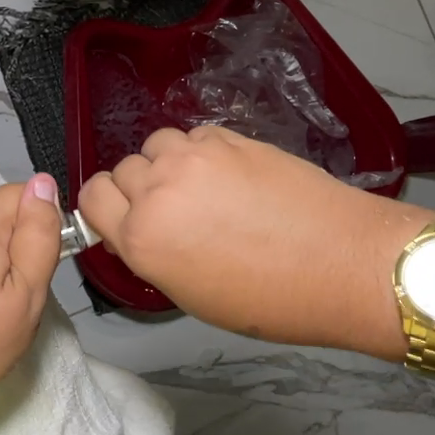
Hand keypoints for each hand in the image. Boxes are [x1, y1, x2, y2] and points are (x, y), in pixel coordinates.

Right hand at [77, 127, 423, 355]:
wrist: (343, 264)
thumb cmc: (270, 299)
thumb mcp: (189, 293)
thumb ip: (148, 253)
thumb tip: (137, 228)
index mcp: (142, 240)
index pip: (91, 197)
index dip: (106, 207)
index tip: (125, 216)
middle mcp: (157, 193)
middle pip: (122, 170)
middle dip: (140, 188)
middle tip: (175, 209)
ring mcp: (193, 160)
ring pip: (155, 145)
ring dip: (168, 163)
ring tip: (202, 186)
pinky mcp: (229, 139)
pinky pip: (194, 136)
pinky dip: (202, 151)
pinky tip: (231, 174)